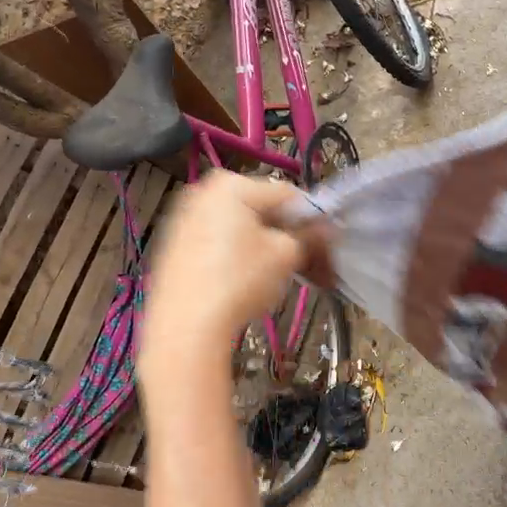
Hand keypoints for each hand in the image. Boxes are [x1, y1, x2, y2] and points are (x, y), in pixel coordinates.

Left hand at [139, 171, 308, 393]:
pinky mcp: (178, 243)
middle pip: (263, 209)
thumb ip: (311, 236)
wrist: (187, 322)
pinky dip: (241, 254)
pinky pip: (222, 240)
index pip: (289, 194)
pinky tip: (250, 280)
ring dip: (267, 245)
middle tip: (307, 263)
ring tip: (280, 275)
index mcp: (232, 185)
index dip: (313, 220)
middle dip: (288, 234)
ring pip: (243, 226)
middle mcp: (205, 192)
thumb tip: (328, 227)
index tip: (326, 245)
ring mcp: (187, 217)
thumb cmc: (239, 280)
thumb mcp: (286, 255)